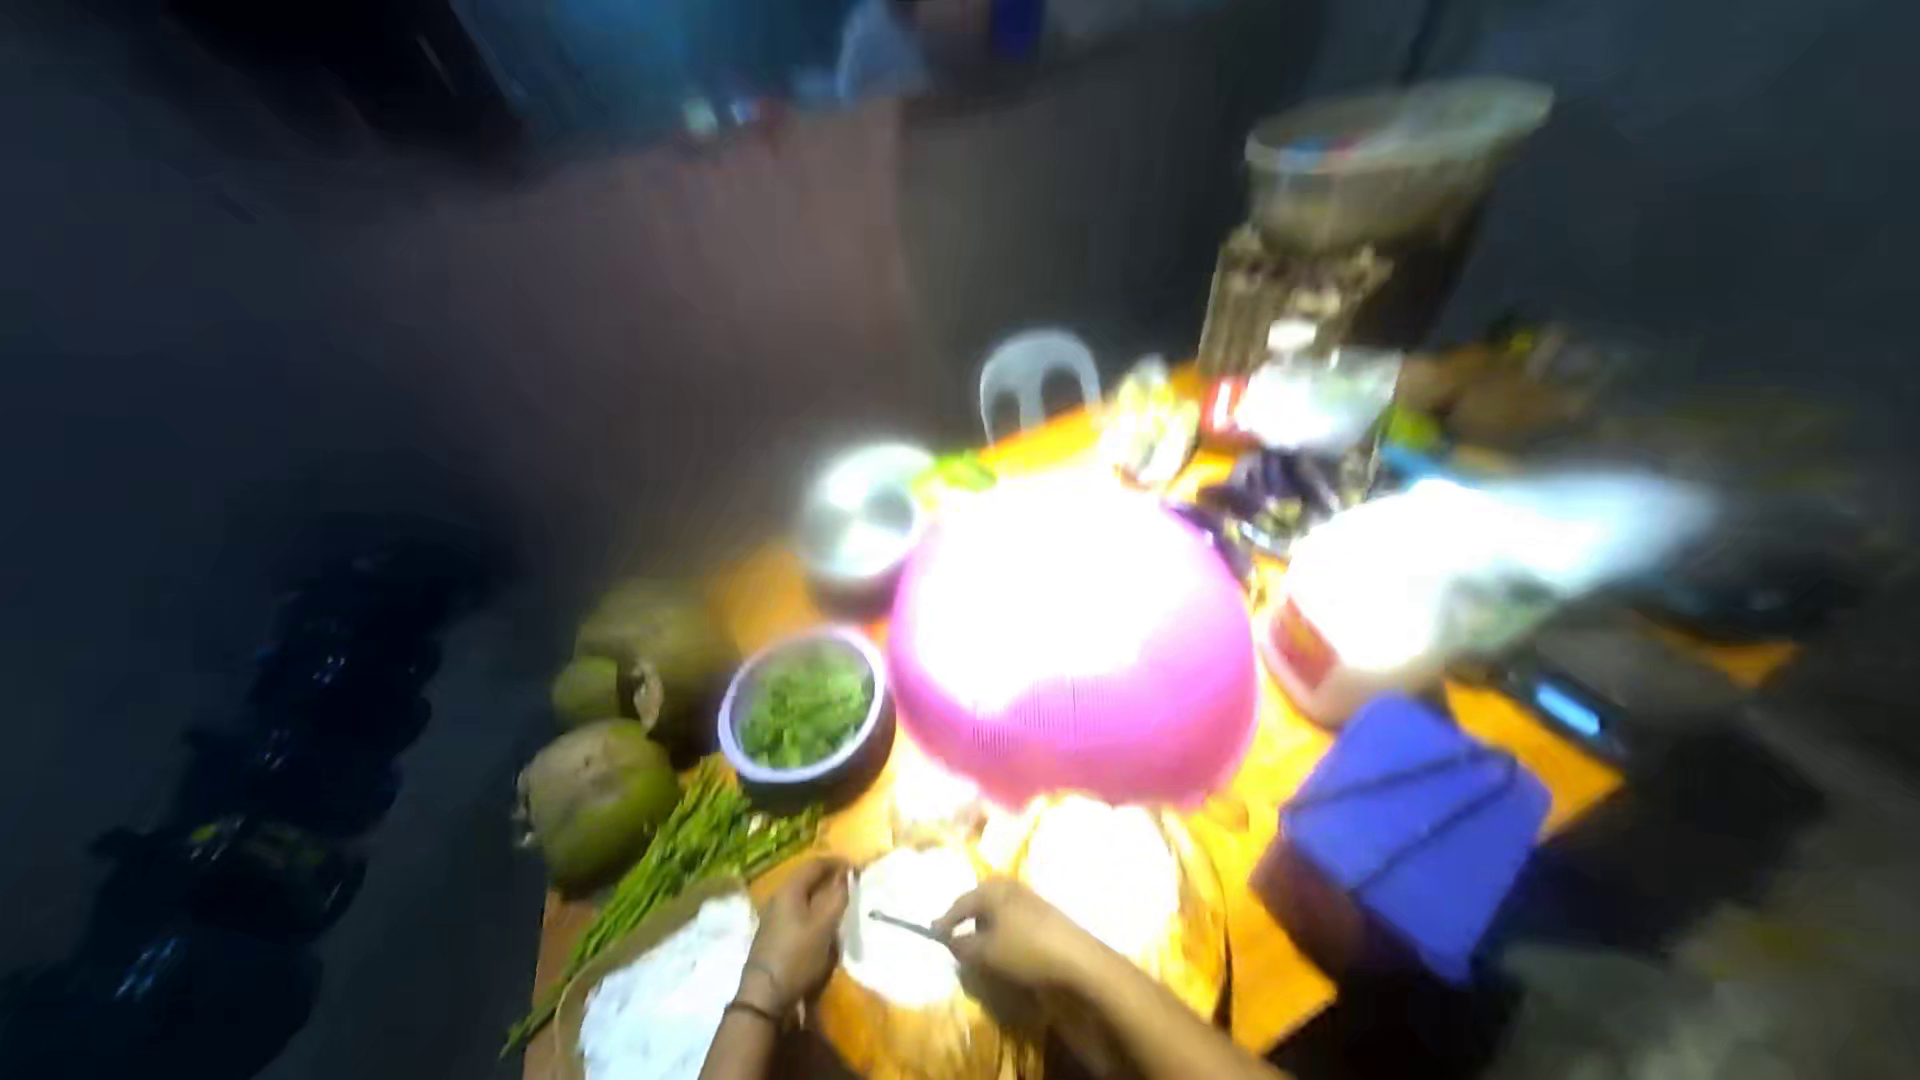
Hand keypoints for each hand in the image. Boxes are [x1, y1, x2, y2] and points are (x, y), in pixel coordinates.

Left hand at [739, 857, 850, 1014]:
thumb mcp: (824, 925)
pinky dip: (811, 909)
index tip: (855, 866)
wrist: (763, 998)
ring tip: (838, 903)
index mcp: (789, 889)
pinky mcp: (772, 934)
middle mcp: (778, 897)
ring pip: (801, 895)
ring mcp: (772, 916)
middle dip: (828, 877)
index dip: (836, 862)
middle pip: (806, 878)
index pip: (815, 863)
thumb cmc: (797, 956)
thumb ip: (837, 896)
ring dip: (820, 894)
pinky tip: (820, 922)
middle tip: (848, 884)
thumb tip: (845, 874)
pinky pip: (796, 911)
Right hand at [932, 879, 1105, 990]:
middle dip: (967, 917)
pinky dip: (1002, 927)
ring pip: (998, 907)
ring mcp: (1028, 896)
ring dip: (986, 923)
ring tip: (980, 944)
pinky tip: (1005, 945)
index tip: (933, 934)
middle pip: (980, 899)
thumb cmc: (1025, 950)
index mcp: (992, 889)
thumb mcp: (986, 953)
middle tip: (956, 935)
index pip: (961, 902)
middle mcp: (1009, 886)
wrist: (1076, 958)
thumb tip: (949, 940)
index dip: (946, 920)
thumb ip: (963, 946)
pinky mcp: (1043, 911)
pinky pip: (1012, 915)